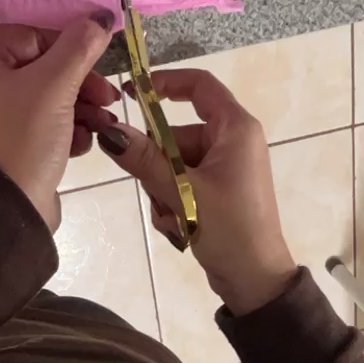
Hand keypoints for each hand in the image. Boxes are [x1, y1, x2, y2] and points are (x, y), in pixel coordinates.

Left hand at [0, 17, 117, 230]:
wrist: (11, 207)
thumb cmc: (24, 138)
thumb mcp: (54, 86)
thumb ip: (79, 48)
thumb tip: (100, 18)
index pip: (31, 36)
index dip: (66, 46)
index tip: (96, 61)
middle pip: (45, 69)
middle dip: (81, 83)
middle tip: (109, 97)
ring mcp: (1, 120)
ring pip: (52, 100)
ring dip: (83, 109)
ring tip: (104, 124)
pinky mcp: (18, 147)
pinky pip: (49, 127)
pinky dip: (70, 132)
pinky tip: (83, 143)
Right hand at [89, 69, 295, 314]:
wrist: (255, 279)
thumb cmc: (229, 229)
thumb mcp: (183, 192)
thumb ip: (145, 160)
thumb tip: (108, 131)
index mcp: (236, 129)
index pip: (199, 85)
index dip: (164, 83)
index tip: (130, 93)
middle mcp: (232, 142)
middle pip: (176, 135)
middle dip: (157, 165)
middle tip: (154, 190)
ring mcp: (225, 170)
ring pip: (173, 165)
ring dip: (163, 192)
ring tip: (174, 219)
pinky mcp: (216, 194)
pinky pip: (181, 186)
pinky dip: (173, 205)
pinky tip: (180, 228)